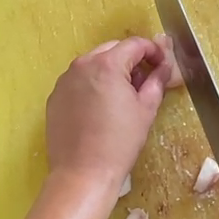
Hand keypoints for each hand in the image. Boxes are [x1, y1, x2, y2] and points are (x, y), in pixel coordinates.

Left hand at [44, 36, 173, 197]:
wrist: (82, 173)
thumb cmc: (119, 142)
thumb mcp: (146, 110)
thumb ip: (156, 81)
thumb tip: (163, 67)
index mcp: (107, 65)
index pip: (134, 45)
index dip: (152, 51)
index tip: (161, 64)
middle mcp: (82, 65)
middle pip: (112, 50)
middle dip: (130, 60)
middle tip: (143, 82)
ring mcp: (64, 80)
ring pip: (93, 64)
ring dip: (110, 71)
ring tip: (121, 96)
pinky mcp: (54, 96)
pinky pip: (77, 81)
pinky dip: (92, 85)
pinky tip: (99, 109)